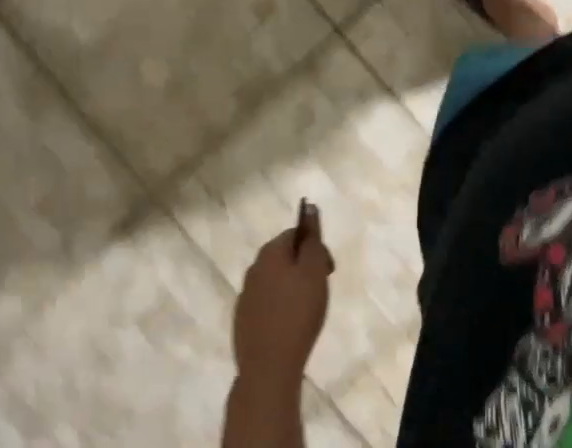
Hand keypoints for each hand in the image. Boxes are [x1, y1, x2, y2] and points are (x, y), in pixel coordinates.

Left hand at [231, 206, 334, 392]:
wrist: (268, 366)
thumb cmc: (298, 314)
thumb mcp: (314, 272)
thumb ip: (312, 240)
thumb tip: (308, 206)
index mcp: (269, 253)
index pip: (295, 234)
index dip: (315, 248)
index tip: (328, 270)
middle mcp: (253, 268)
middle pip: (284, 255)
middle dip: (304, 266)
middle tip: (320, 289)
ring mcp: (245, 295)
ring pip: (275, 279)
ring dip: (292, 286)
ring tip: (308, 309)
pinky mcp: (243, 319)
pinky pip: (266, 302)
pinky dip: (280, 306)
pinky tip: (290, 324)